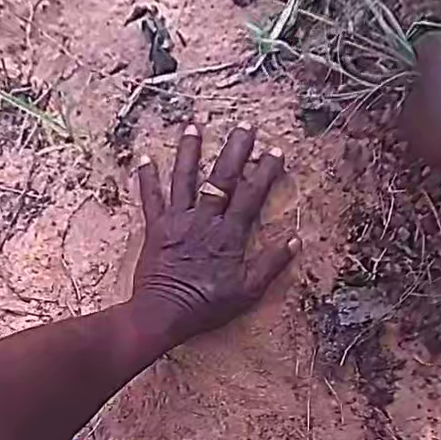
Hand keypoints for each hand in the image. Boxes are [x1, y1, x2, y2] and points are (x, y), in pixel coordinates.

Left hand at [129, 124, 297, 344]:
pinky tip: (144, 158)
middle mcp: (204, 221)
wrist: (163, 313)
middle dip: (235, 151)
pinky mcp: (156, 229)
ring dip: (190, 151)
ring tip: (194, 126)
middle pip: (222, 179)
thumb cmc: (207, 306)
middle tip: (246, 125)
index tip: (275, 151)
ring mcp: (178, 222)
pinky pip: (151, 199)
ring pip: (185, 179)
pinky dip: (147, 179)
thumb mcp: (248, 292)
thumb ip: (271, 264)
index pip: (251, 196)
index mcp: (229, 235)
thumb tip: (295, 241)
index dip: (265, 172)